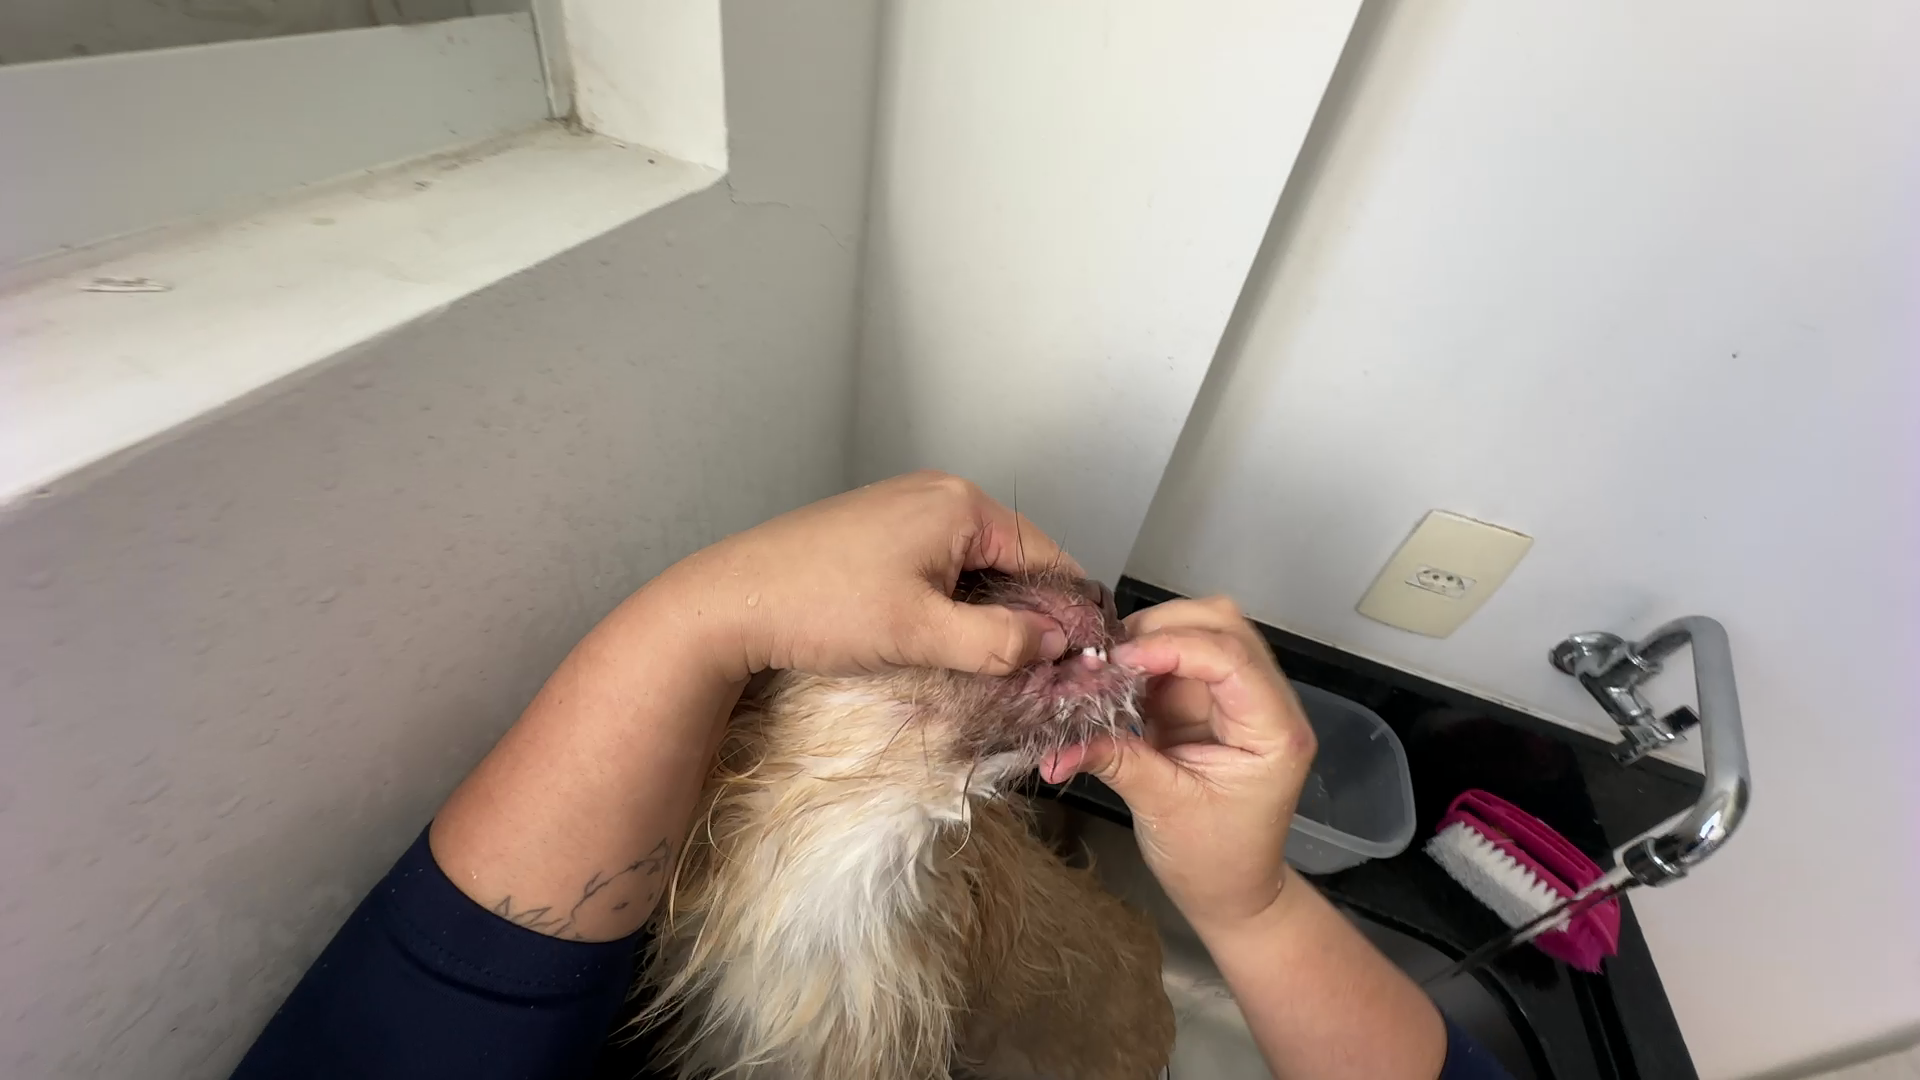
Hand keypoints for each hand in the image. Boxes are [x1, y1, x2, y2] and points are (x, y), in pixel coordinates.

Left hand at [667, 471, 1076, 679]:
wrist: (731, 598)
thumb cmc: (826, 608)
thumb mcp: (921, 633)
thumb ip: (998, 641)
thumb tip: (1054, 643)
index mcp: (959, 504)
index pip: (1043, 553)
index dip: (1065, 607)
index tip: (1079, 655)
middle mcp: (939, 492)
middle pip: (1009, 555)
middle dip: (1024, 609)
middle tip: (1033, 666)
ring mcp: (907, 505)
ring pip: (974, 561)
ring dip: (987, 606)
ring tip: (990, 656)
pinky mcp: (882, 526)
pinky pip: (941, 559)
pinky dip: (954, 596)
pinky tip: (946, 631)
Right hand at [1040, 596, 1315, 934]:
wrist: (1231, 889)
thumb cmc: (1214, 859)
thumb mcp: (1163, 808)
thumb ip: (1114, 760)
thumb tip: (1054, 745)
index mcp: (1273, 730)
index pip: (1231, 658)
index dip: (1173, 647)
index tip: (1120, 662)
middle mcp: (1263, 700)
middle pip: (1222, 623)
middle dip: (1162, 627)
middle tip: (1112, 657)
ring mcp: (1233, 696)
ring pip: (1198, 629)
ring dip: (1150, 637)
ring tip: (1109, 667)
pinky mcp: (1204, 699)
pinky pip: (1174, 655)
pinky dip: (1142, 657)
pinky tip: (1115, 677)